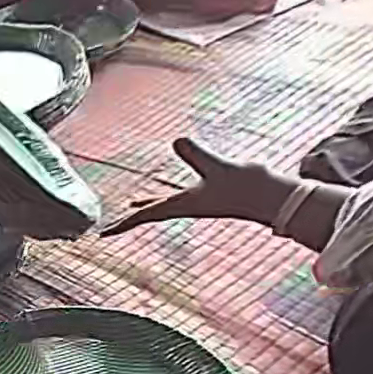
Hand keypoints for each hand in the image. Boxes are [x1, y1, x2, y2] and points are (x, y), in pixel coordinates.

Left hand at [102, 138, 293, 234]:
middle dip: (126, 222)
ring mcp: (192, 203)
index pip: (143, 215)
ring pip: (160, 207)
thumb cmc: (245, 186)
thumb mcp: (217, 166)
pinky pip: (173, 199)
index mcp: (179, 205)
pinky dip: (161, 199)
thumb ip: (195, 154)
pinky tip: (159, 195)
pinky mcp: (203, 197)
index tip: (102, 234)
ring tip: (128, 208)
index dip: (121, 223)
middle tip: (106, 231)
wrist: (270, 197)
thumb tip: (176, 139)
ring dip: (142, 209)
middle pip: (146, 215)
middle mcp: (182, 207)